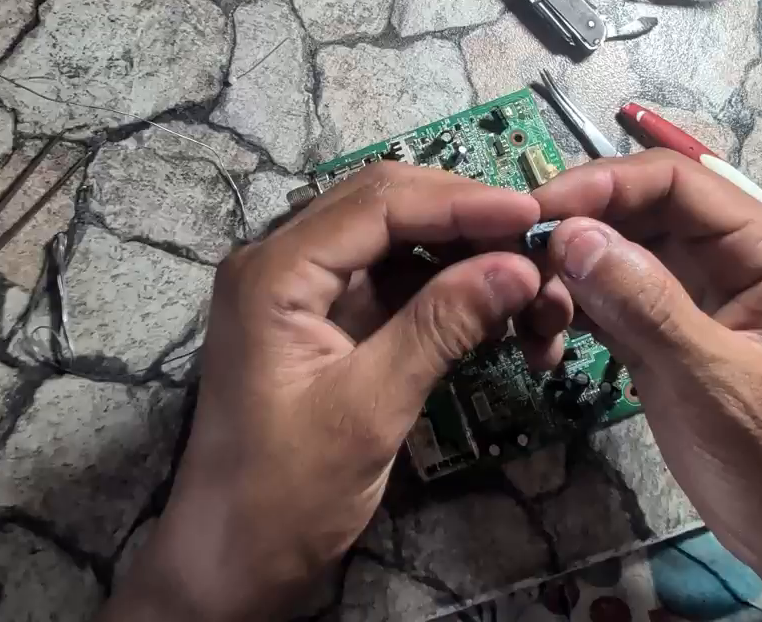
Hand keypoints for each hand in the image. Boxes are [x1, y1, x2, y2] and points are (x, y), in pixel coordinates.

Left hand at [102, 164, 572, 621]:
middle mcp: (283, 256)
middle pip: (383, 204)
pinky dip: (439, 281)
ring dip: (455, 248)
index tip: (528, 212)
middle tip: (530, 237)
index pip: (377, 204)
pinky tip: (485, 300)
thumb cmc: (286, 492)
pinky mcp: (323, 312)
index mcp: (275, 269)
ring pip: (391, 235)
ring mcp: (302, 284)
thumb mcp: (368, 409)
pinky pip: (389, 275)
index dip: (457, 200)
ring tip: (519, 272)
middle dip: (460, 215)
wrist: (231, 560)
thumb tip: (519, 267)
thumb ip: (440, 327)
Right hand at [533, 151, 761, 621]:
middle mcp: (721, 256)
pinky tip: (545, 346)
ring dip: (561, 278)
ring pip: (606, 252)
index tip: (538, 211)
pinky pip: (599, 298)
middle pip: (630, 210)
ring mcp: (686, 293)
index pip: (673, 181)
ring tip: (534, 325)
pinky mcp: (656, 330)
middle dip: (571, 234)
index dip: (602, 183)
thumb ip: (651, 308)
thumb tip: (571, 234)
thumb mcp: (727, 390)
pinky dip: (566, 312)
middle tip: (517, 271)